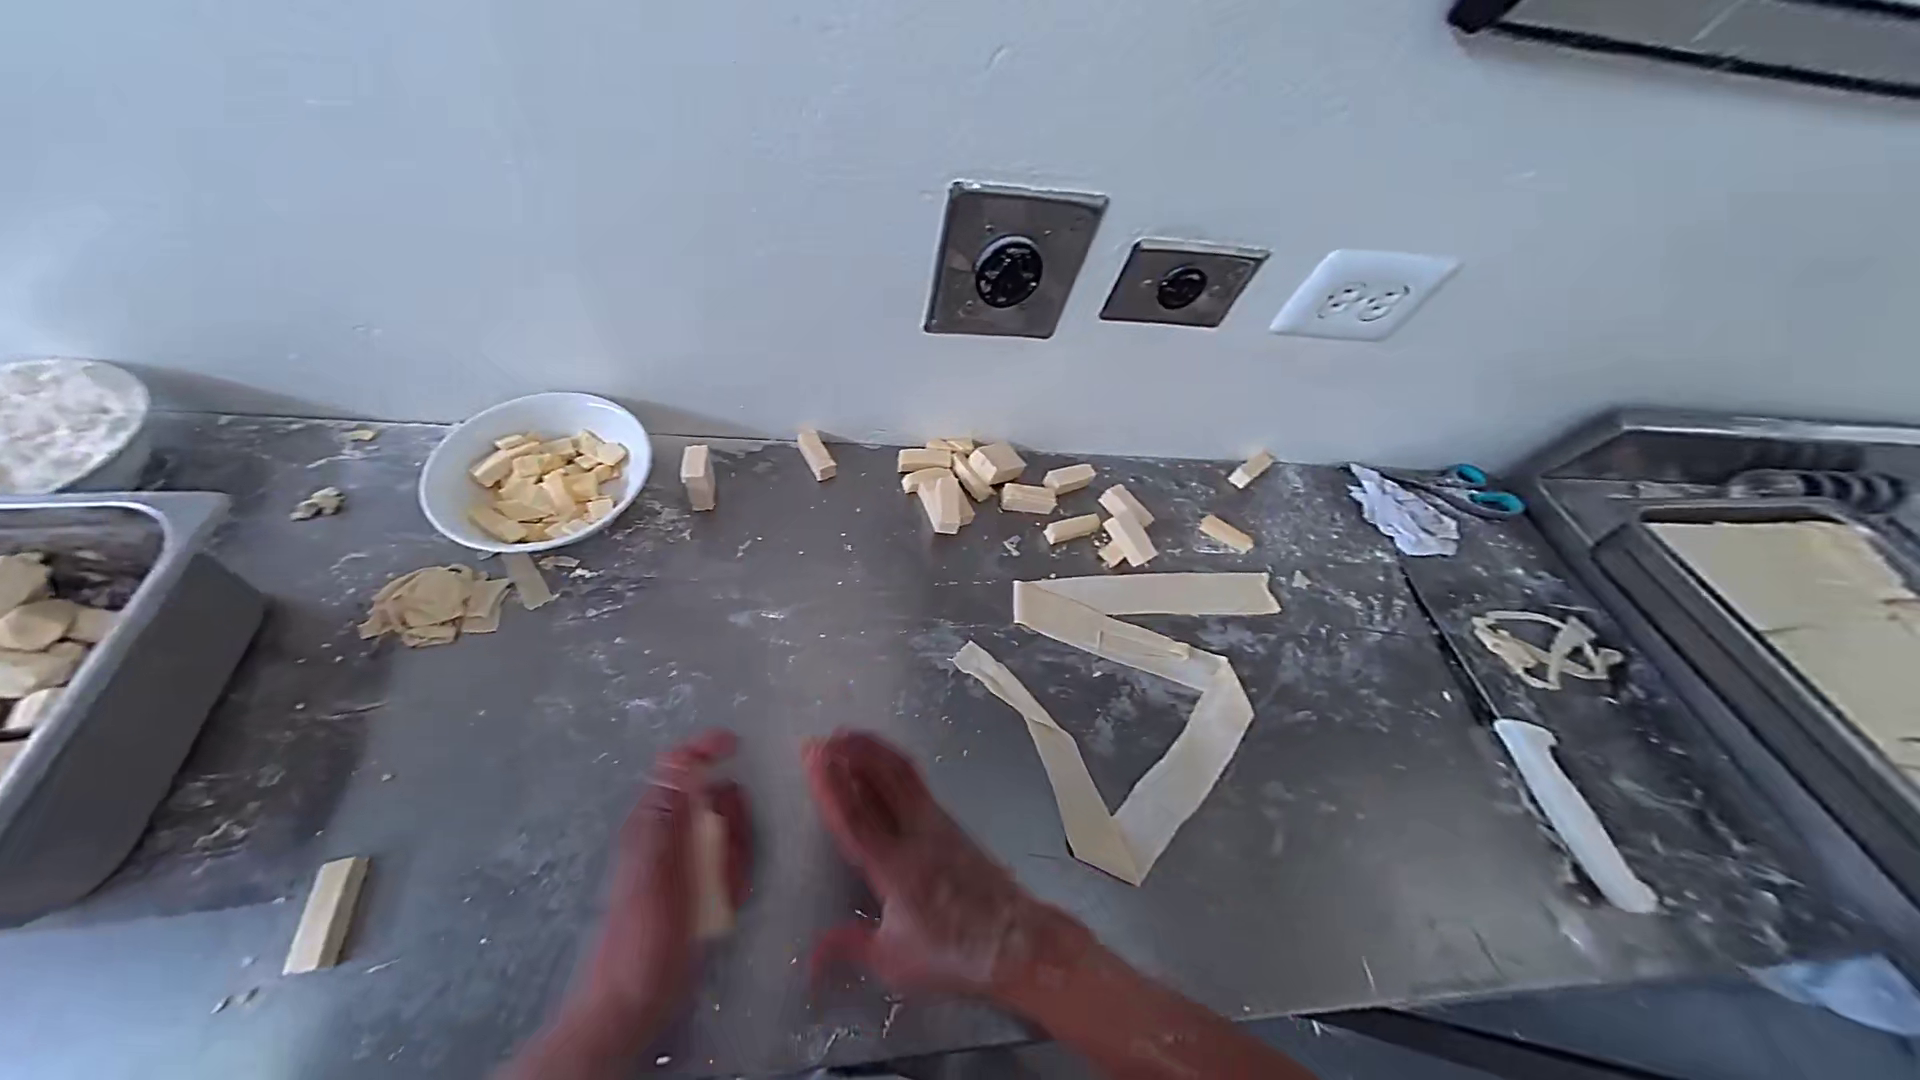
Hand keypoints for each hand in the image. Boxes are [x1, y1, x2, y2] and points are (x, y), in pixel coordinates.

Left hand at [576, 730, 751, 1024]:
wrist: (631, 1001)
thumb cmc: (643, 935)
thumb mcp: (658, 870)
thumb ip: (670, 815)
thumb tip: (683, 759)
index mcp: (654, 821)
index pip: (678, 765)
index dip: (704, 748)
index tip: (736, 746)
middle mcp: (668, 831)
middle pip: (713, 798)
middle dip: (732, 820)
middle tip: (730, 855)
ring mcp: (683, 858)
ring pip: (725, 830)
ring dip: (735, 852)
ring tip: (726, 886)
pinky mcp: (695, 882)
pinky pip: (727, 861)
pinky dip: (734, 875)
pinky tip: (727, 900)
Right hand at [804, 730, 1089, 1004]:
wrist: (1018, 939)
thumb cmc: (956, 952)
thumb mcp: (896, 960)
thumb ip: (851, 947)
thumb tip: (813, 953)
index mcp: (895, 867)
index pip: (855, 816)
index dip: (830, 785)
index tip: (814, 758)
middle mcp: (916, 833)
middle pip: (880, 779)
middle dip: (849, 754)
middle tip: (823, 739)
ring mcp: (937, 821)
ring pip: (900, 773)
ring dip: (872, 750)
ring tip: (848, 736)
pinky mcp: (950, 820)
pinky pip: (915, 780)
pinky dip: (892, 762)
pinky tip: (884, 761)